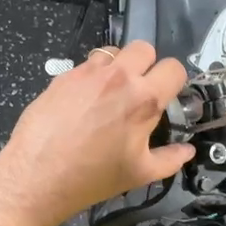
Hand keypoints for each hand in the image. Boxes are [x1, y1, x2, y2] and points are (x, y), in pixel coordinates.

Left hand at [0, 42, 195, 225]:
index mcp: (143, 99)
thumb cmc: (93, 177)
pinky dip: (92, 76)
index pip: (173, 68)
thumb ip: (170, 158)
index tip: (166, 95)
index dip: (174, 81)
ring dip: (118, 66)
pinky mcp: (63, 76)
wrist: (37, 175)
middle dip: (147, 65)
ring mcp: (87, 73)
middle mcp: (118, 77)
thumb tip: (187, 150)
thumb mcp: (140, 174)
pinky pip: (86, 64)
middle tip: (139, 90)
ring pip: (113, 51)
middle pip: (144, 48)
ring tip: (111, 92)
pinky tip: (84, 100)